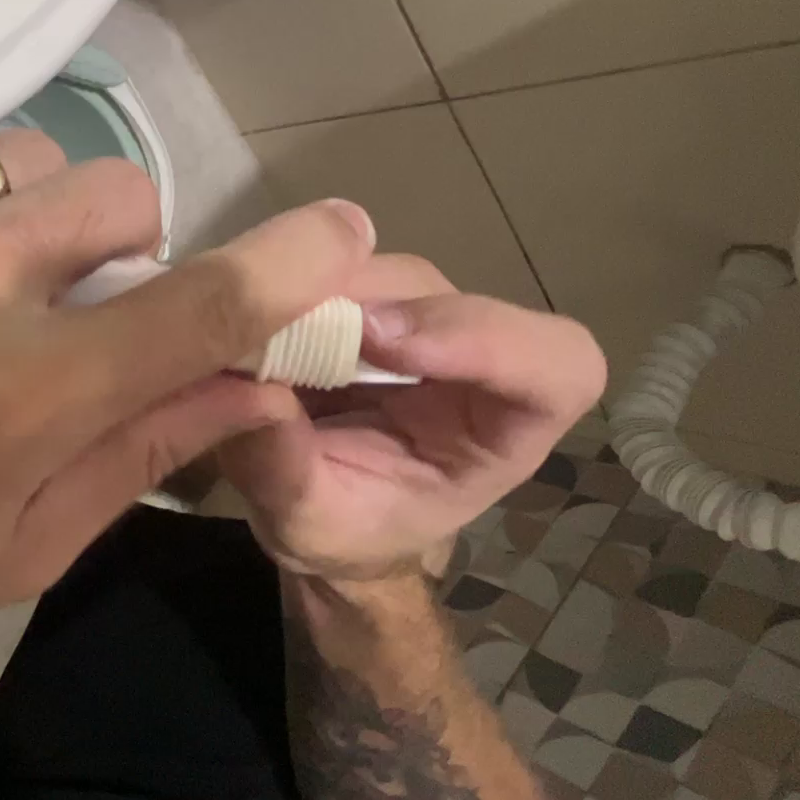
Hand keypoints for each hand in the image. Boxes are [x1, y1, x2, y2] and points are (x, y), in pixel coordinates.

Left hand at [0, 133, 373, 674]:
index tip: (339, 235)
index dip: (287, 267)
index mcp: (18, 393)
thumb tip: (245, 388)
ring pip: (25, 159)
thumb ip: (139, 455)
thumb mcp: (11, 550)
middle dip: (130, 249)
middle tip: (81, 306)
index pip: (198, 304)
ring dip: (39, 218)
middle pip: (118, 192)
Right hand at [218, 235, 606, 581]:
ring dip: (312, 290)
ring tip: (247, 329)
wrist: (318, 512)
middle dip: (359, 308)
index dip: (484, 338)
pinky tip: (245, 317)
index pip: (554, 367)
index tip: (378, 343)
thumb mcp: (307, 524)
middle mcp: (465, 363)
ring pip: (379, 271)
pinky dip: (285, 284)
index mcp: (494, 432)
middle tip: (271, 331)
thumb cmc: (341, 530)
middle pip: (439, 298)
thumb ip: (285, 471)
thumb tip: (249, 394)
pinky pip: (332, 269)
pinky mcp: (359, 304)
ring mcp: (411, 324)